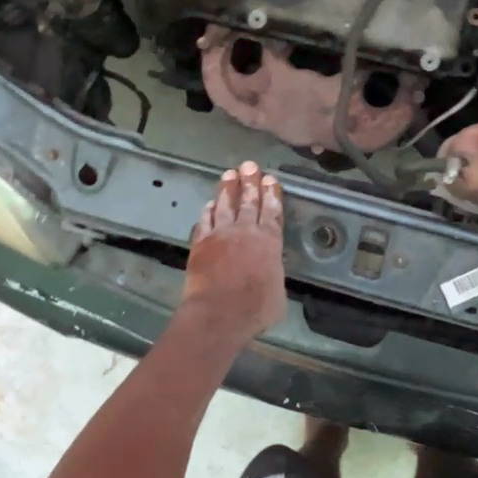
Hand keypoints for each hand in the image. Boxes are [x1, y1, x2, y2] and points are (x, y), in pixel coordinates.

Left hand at [181, 161, 287, 341]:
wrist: (219, 311)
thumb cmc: (255, 308)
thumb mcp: (277, 293)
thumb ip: (272, 276)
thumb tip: (269, 275)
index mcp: (269, 242)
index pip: (272, 212)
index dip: (271, 194)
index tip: (270, 179)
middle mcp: (245, 232)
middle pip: (248, 201)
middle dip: (250, 182)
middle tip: (249, 166)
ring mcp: (220, 235)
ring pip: (225, 206)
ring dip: (227, 190)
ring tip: (229, 175)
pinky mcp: (200, 244)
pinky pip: (205, 222)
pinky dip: (208, 212)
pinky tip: (208, 204)